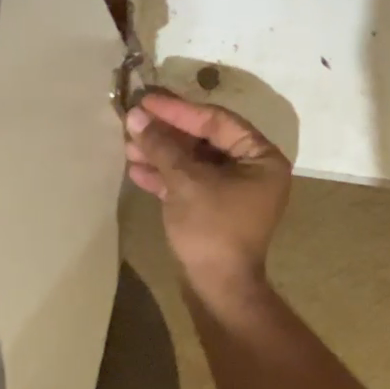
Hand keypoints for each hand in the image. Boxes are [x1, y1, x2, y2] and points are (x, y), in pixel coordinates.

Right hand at [123, 92, 292, 296]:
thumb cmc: (212, 230)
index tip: (146, 101)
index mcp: (262, 158)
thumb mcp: (186, 183)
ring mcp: (236, 193)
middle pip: (205, 141)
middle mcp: (254, 172)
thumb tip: (136, 116)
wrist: (219, 287)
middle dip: (167, 135)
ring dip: (161, 156)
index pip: (217, 121)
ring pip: (195, 164)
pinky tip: (138, 171)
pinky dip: (167, 178)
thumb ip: (162, 146)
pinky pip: (193, 185)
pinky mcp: (217, 212)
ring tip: (128, 147)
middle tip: (133, 122)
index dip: (179, 110)